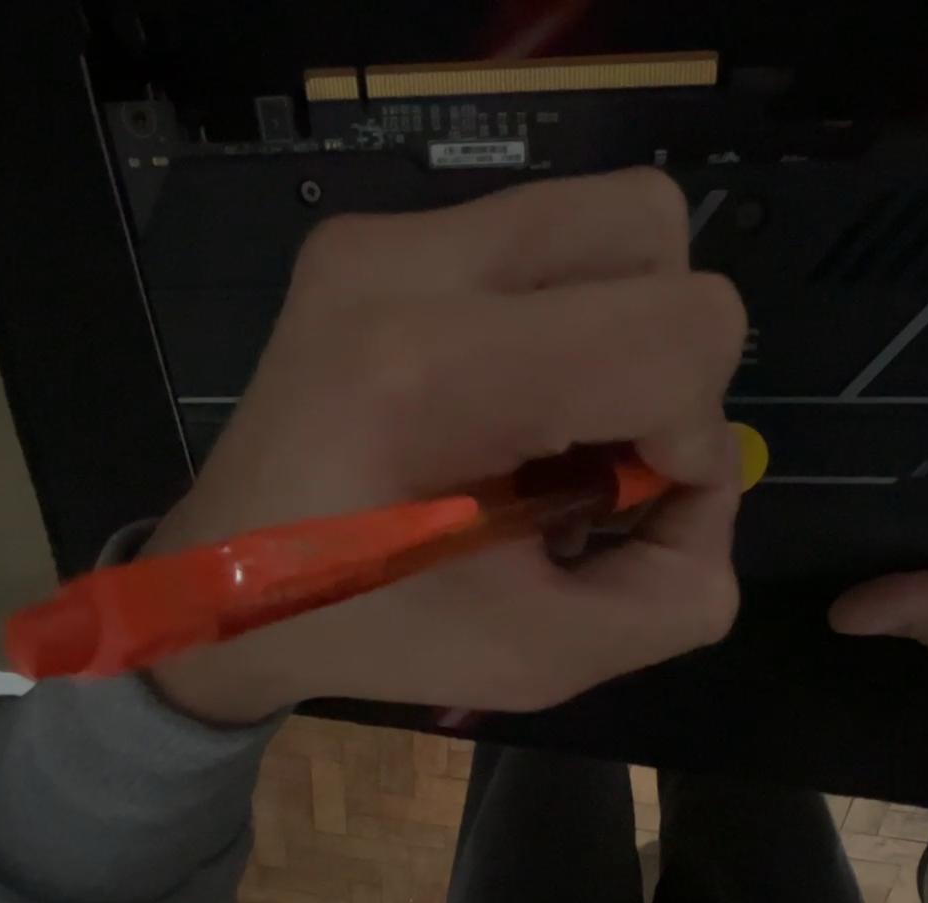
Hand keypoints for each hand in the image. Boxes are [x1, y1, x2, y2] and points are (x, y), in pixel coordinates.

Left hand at [145, 170, 746, 723]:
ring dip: (623, 326)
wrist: (222, 585)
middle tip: (603, 451)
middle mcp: (407, 264)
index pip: (680, 327)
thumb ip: (678, 592)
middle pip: (651, 230)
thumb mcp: (543, 660)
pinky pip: (541, 239)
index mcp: (435, 372)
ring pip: (606, 218)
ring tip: (559, 422)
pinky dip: (568, 316)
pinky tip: (510, 398)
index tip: (635, 502)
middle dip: (669, 359)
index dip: (698, 431)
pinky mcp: (372, 234)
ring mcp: (383, 235)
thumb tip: (705, 485)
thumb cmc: (371, 630)